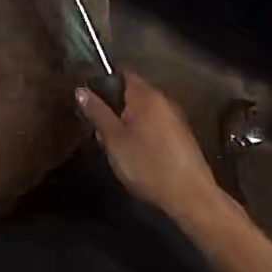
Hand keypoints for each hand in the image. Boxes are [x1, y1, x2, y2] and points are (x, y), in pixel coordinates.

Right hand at [76, 71, 226, 222]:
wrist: (191, 198)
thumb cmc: (146, 164)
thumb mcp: (113, 138)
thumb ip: (97, 112)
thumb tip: (81, 91)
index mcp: (146, 96)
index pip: (124, 73)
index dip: (104, 79)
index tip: (89, 94)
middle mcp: (164, 102)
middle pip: (133, 93)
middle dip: (114, 105)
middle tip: (98, 126)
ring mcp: (176, 120)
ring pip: (144, 112)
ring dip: (127, 121)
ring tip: (113, 143)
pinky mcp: (182, 139)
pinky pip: (155, 126)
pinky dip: (142, 133)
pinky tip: (135, 153)